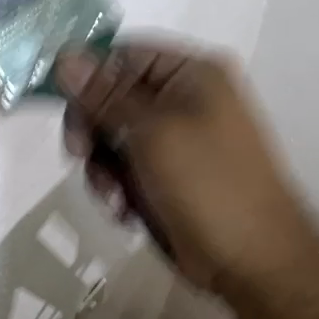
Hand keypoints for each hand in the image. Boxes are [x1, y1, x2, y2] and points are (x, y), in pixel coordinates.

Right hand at [56, 39, 313, 293]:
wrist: (257, 264)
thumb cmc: (210, 185)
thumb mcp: (153, 133)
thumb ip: (105, 94)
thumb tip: (64, 55)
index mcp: (191, 72)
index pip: (122, 53)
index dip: (88, 76)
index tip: (61, 105)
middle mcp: (183, 96)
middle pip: (111, 95)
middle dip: (92, 129)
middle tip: (78, 156)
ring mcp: (176, 137)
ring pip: (111, 136)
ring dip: (102, 168)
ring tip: (114, 199)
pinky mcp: (167, 174)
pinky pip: (124, 167)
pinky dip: (117, 188)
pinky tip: (125, 214)